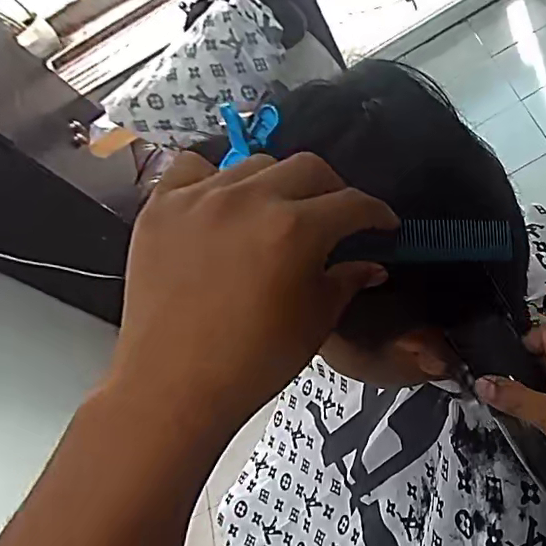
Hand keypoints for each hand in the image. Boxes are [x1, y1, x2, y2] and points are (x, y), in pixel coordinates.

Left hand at [105, 150, 395, 430]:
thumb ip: (347, 280)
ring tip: (284, 212)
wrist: (178, 381)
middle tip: (340, 217)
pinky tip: (229, 205)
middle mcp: (248, 201)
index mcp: (296, 230)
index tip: (385, 224)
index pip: (353, 203)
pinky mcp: (161, 207)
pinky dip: (220, 179)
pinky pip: (197, 169)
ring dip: (282, 183)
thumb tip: (370, 266)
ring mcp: (199, 199)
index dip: (377, 213)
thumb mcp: (319, 318)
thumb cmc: (259, 357)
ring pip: (256, 164)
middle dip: (335, 190)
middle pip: (308, 168)